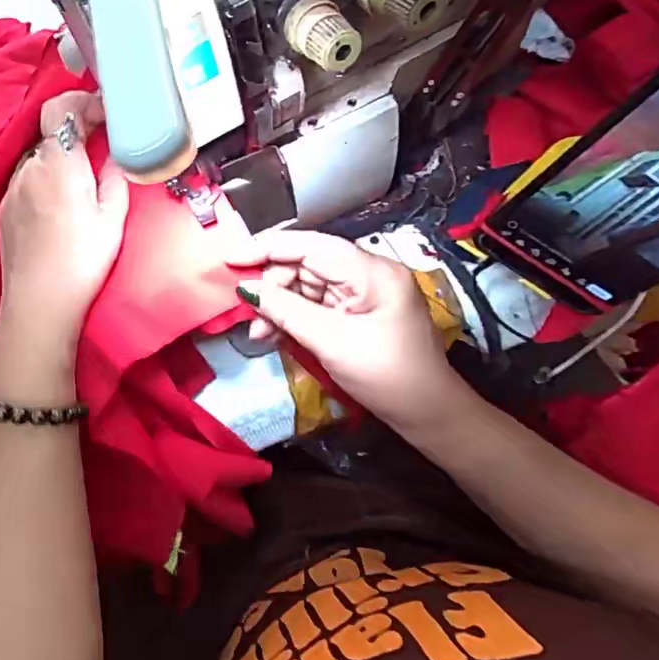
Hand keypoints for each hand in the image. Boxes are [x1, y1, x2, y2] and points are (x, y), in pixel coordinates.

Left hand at [0, 91, 129, 373]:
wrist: (38, 305)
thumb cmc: (80, 264)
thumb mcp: (112, 219)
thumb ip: (116, 177)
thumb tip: (116, 156)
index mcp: (58, 164)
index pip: (60, 107)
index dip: (82, 102)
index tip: (103, 115)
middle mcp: (29, 169)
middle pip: (52, 136)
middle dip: (76, 139)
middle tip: (101, 157)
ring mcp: (12, 190)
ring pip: (39, 161)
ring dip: (60, 164)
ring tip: (81, 191)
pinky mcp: (4, 210)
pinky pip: (27, 182)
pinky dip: (44, 183)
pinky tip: (59, 211)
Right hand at [227, 230, 474, 429]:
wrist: (428, 414)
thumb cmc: (387, 376)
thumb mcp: (331, 341)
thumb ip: (286, 310)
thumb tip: (247, 288)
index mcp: (372, 271)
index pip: (310, 245)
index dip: (266, 248)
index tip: (230, 258)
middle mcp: (367, 274)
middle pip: (304, 265)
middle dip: (271, 286)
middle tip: (247, 311)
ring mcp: (361, 293)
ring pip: (304, 286)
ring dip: (277, 306)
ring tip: (259, 332)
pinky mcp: (355, 312)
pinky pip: (313, 305)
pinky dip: (291, 317)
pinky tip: (273, 333)